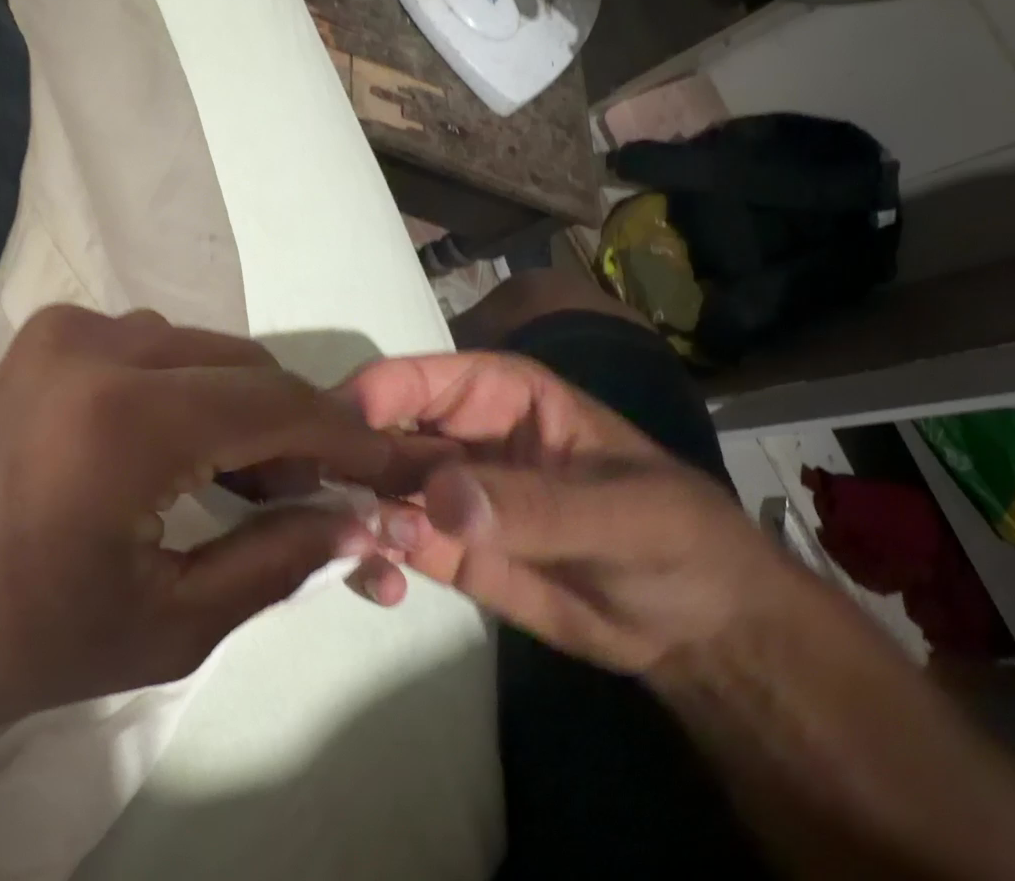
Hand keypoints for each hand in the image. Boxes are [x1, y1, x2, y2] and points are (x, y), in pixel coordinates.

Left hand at [0, 306, 393, 741]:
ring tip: (252, 483)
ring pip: (191, 352)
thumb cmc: (24, 642)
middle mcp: (89, 348)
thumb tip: (357, 523)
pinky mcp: (29, 352)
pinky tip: (186, 454)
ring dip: (237, 405)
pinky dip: (183, 392)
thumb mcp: (170, 620)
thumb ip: (276, 560)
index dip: (347, 437)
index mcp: (124, 416)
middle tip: (319, 495)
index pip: (275, 405)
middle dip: (293, 424)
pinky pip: (140, 352)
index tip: (392, 466)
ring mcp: (51, 340)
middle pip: (237, 366)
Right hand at [337, 353, 794, 675]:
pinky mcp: (434, 550)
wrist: (700, 633)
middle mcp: (452, 437)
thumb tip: (440, 498)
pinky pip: (379, 544)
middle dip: (339, 463)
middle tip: (314, 503)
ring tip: (356, 551)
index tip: (329, 432)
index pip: (415, 380)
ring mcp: (437, 496)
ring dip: (343, 516)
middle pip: (370, 432)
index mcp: (497, 395)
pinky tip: (382, 586)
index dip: (369, 396)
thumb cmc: (681, 544)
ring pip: (362, 489)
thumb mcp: (626, 516)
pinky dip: (366, 560)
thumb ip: (536, 504)